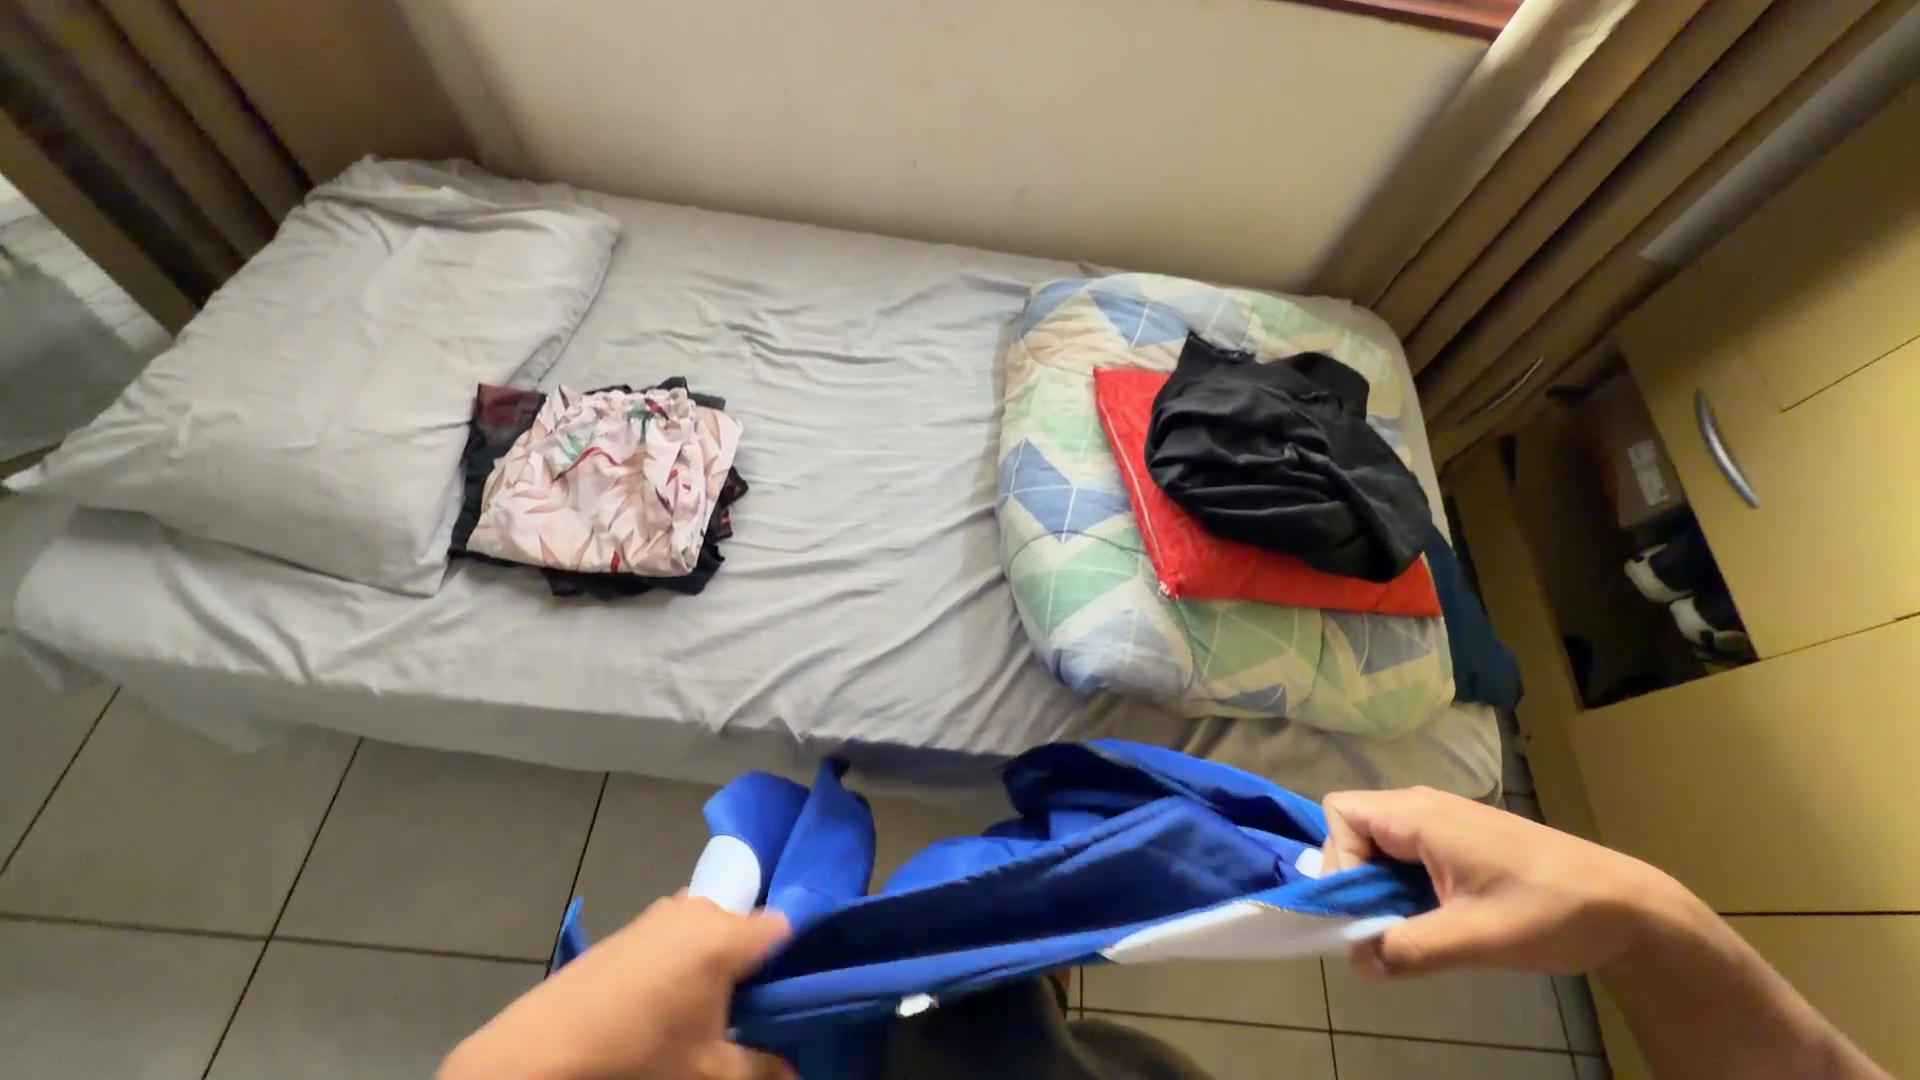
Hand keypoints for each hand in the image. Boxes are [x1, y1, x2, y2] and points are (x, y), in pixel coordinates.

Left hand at [440, 893, 795, 1079]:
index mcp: (725, 936)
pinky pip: (676, 934)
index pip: (783, 926)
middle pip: (745, 925)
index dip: (793, 958)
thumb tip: (796, 1071)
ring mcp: (659, 914)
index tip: (790, 993)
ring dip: (713, 961)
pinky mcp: (629, 928)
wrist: (534, 1057)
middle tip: (745, 1011)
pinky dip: (681, 959)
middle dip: (750, 964)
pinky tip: (661, 1004)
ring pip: (708, 928)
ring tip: (701, 1011)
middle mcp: (698, 910)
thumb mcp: (707, 1075)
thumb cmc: (636, 1060)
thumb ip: (761, 1069)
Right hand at [1320, 787, 1694, 980]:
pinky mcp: (1460, 834)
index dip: (1338, 858)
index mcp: (1419, 814)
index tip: (1363, 906)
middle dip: (1354, 873)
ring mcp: (1443, 816)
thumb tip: (1356, 965)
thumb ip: (1410, 949)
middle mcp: (1422, 804)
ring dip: (1379, 879)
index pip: (1341, 814)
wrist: (1631, 906)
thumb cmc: (1549, 912)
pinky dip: (1403, 878)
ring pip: (1379, 837)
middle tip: (1378, 920)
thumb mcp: (1476, 939)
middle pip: (1354, 824)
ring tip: (1405, 921)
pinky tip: (1432, 911)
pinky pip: (1406, 846)